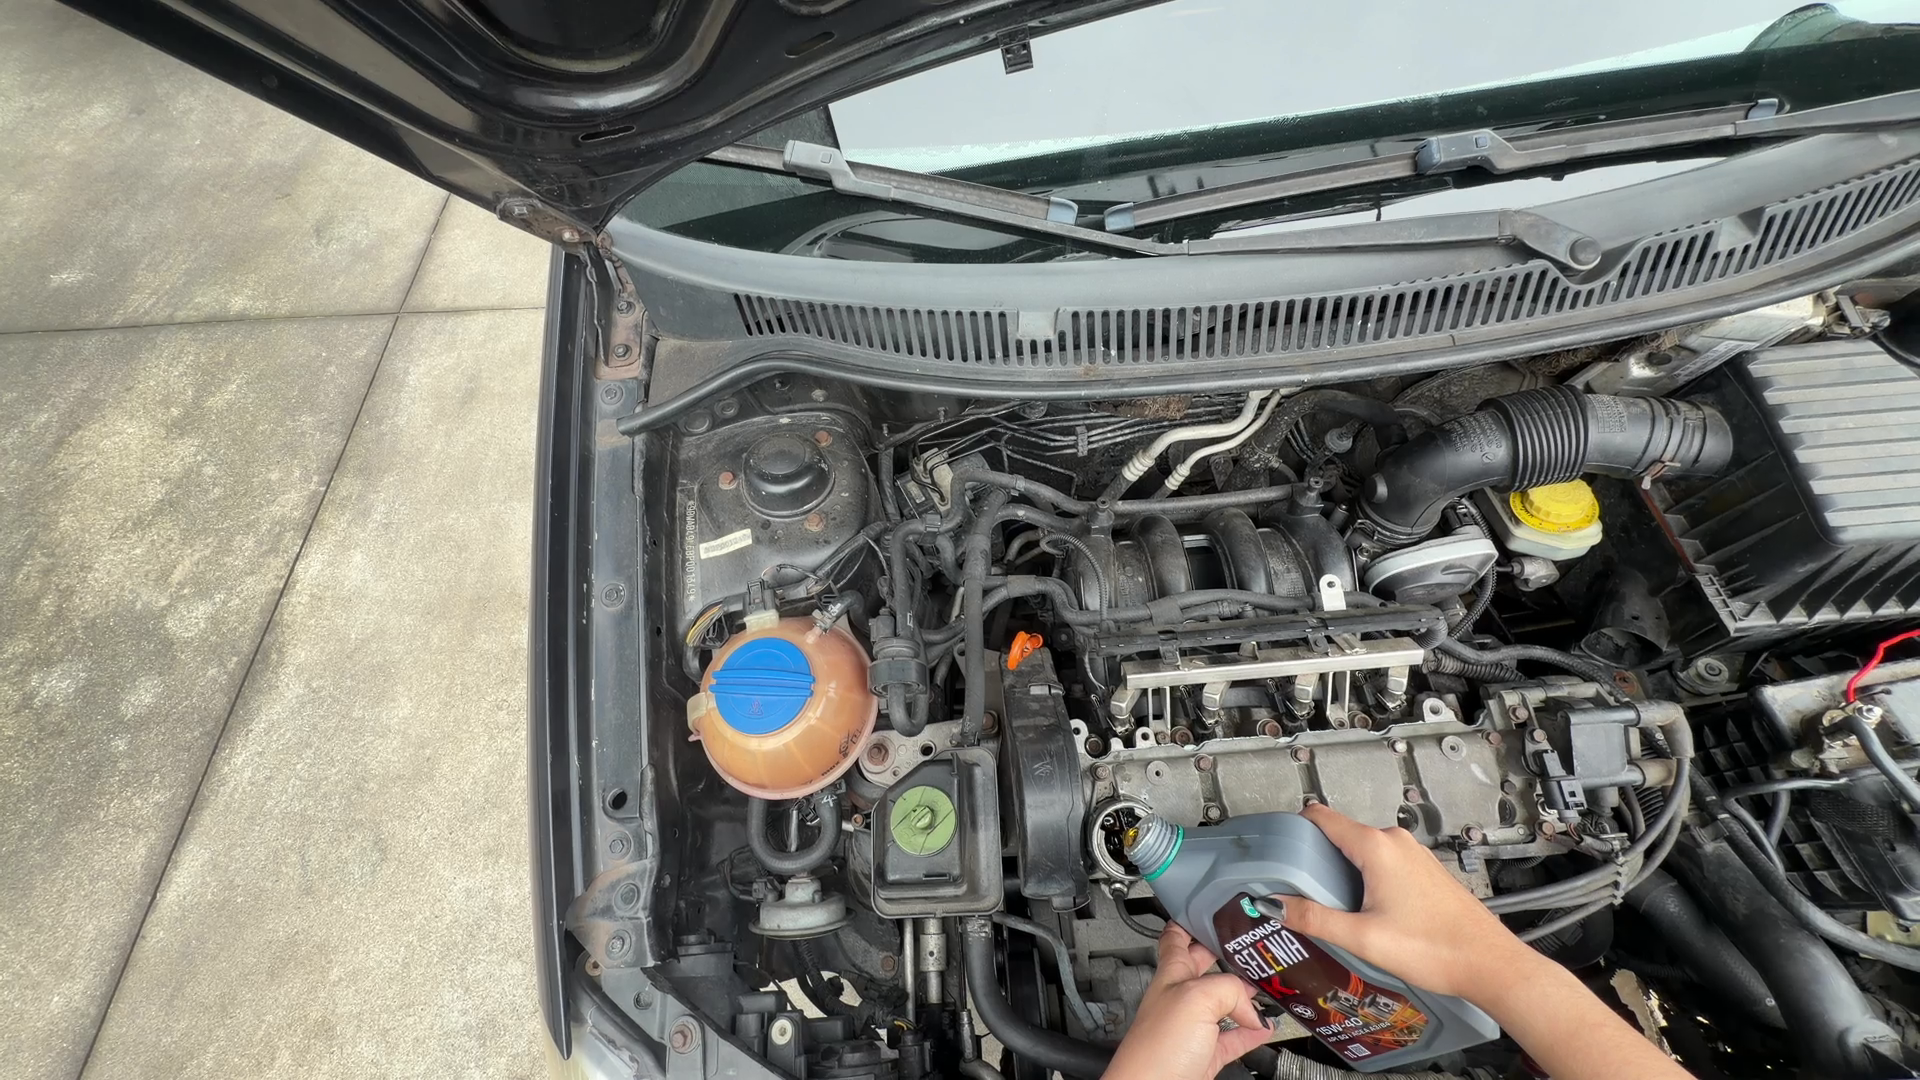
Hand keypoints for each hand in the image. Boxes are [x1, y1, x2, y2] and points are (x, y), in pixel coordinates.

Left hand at [1101, 922, 1270, 1079]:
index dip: (1191, 922)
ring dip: (1244, 997)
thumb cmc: (1157, 1047)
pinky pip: (1231, 1038)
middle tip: (1248, 950)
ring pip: (1222, 1003)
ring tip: (1265, 990)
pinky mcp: (1204, 1056)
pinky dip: (1250, 1033)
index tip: (1209, 912)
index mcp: (1173, 971)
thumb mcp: (1195, 998)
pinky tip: (1264, 1029)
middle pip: (1204, 966)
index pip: (1177, 936)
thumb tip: (1251, 1006)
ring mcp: (1192, 1026)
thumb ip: (1227, 989)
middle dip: (1226, 957)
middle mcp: (1180, 995)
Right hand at [1277, 803, 1536, 1001]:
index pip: (1320, 816)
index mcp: (1376, 846)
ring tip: (1337, 902)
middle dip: (1319, 855)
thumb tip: (1274, 904)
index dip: (1296, 829)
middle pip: (1339, 832)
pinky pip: (1382, 859)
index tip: (1281, 849)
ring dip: (1344, 868)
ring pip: (1362, 847)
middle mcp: (1394, 840)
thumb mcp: (1364, 938)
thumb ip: (1314, 918)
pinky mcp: (1425, 868)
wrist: (1496, 968)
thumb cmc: (1436, 950)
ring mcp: (1413, 852)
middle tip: (1305, 887)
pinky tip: (1370, 908)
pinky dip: (1367, 875)